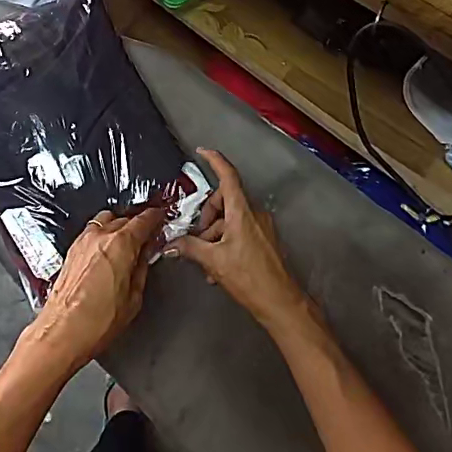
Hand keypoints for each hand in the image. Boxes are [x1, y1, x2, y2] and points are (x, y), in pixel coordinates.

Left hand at [20, 205, 166, 372]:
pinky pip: (91, 233)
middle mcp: (100, 237)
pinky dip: (102, 236)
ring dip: (118, 227)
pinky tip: (108, 252)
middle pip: (125, 218)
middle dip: (138, 225)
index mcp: (121, 243)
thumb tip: (146, 256)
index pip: (145, 219)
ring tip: (127, 242)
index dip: (156, 217)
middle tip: (148, 237)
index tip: (161, 218)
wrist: (61, 335)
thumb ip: (142, 268)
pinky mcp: (70, 253)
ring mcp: (82, 243)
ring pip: (106, 221)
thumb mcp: (134, 296)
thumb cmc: (94, 322)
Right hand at [166, 149, 309, 331]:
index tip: (203, 152)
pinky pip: (239, 230)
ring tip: (206, 260)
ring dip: (214, 234)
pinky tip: (217, 266)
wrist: (278, 299)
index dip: (215, 161)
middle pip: (224, 200)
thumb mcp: (213, 261)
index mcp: (242, 211)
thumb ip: (190, 248)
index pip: (228, 176)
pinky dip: (225, 242)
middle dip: (206, 216)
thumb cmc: (250, 277)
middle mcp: (254, 213)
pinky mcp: (264, 238)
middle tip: (196, 238)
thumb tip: (173, 243)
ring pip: (230, 218)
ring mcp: (261, 225)